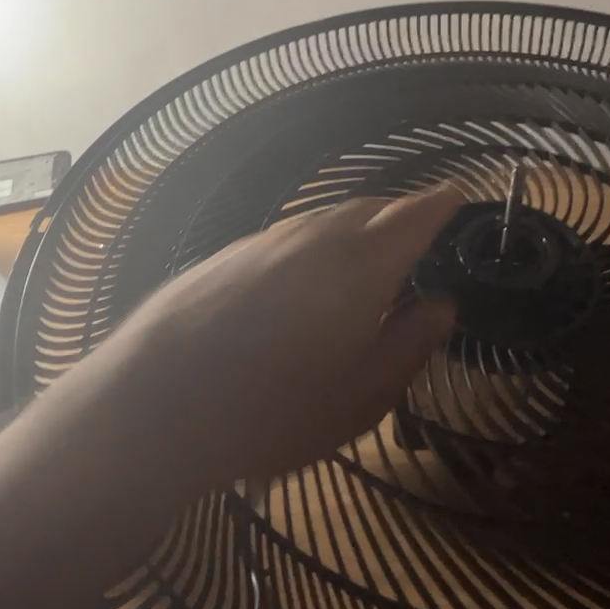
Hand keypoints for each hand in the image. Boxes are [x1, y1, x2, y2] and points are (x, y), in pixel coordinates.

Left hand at [87, 188, 463, 486]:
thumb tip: (441, 306)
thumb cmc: (272, 411)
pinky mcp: (229, 254)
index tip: (458, 196)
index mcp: (362, 265)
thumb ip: (409, 345)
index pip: (414, 215)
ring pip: (326, 220)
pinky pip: (290, 238)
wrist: (151, 403)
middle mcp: (317, 236)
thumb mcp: (360, 398)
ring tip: (363, 271)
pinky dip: (315, 247)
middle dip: (399, 216)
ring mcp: (267, 240)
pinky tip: (302, 291)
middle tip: (415, 245)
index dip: (441, 204)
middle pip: (370, 209)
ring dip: (355, 232)